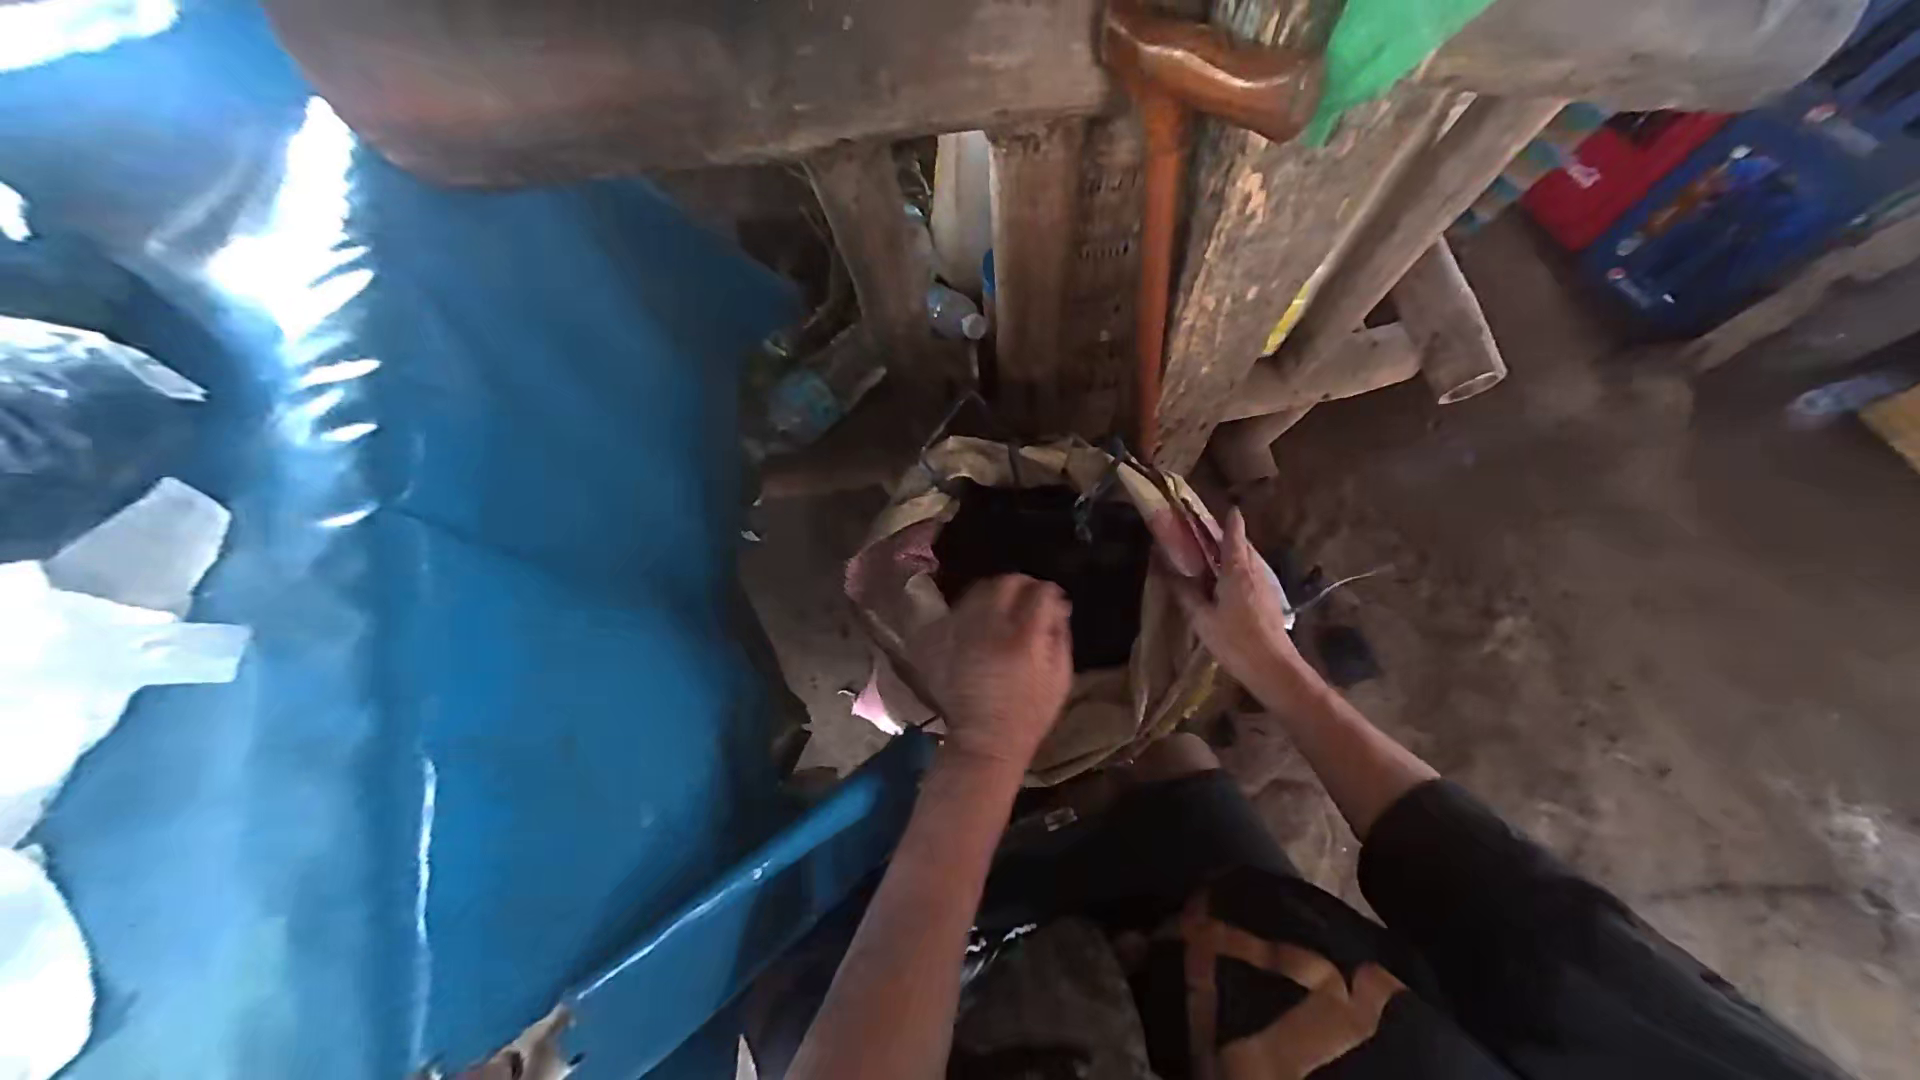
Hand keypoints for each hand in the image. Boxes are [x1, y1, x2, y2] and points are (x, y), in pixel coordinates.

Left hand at [906, 574, 1072, 769]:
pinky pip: (958, 609)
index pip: (1040, 593)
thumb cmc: (1030, 713)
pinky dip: (973, 607)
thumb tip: (1058, 606)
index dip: (1051, 591)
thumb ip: (1060, 636)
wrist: (986, 739)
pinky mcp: (945, 641)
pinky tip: (982, 618)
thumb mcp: (1060, 678)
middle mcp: (990, 627)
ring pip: (978, 590)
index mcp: (1024, 637)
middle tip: (1028, 595)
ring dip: (996, 591)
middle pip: (1005, 582)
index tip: (1054, 598)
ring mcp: (964, 632)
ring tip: (1004, 604)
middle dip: (1022, 583)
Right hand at [1154, 507, 1314, 702]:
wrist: (1273, 668)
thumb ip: (1185, 593)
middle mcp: (1254, 573)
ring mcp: (1266, 587)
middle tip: (1208, 534)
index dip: (1230, 521)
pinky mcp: (1270, 601)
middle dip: (1230, 536)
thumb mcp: (1202, 618)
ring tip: (1214, 557)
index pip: (1234, 537)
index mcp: (1236, 572)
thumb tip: (1167, 571)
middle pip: (1244, 546)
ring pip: (1250, 561)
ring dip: (1235, 554)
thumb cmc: (1234, 641)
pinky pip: (1253, 575)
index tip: (1227, 508)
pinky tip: (1227, 583)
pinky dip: (1240, 570)